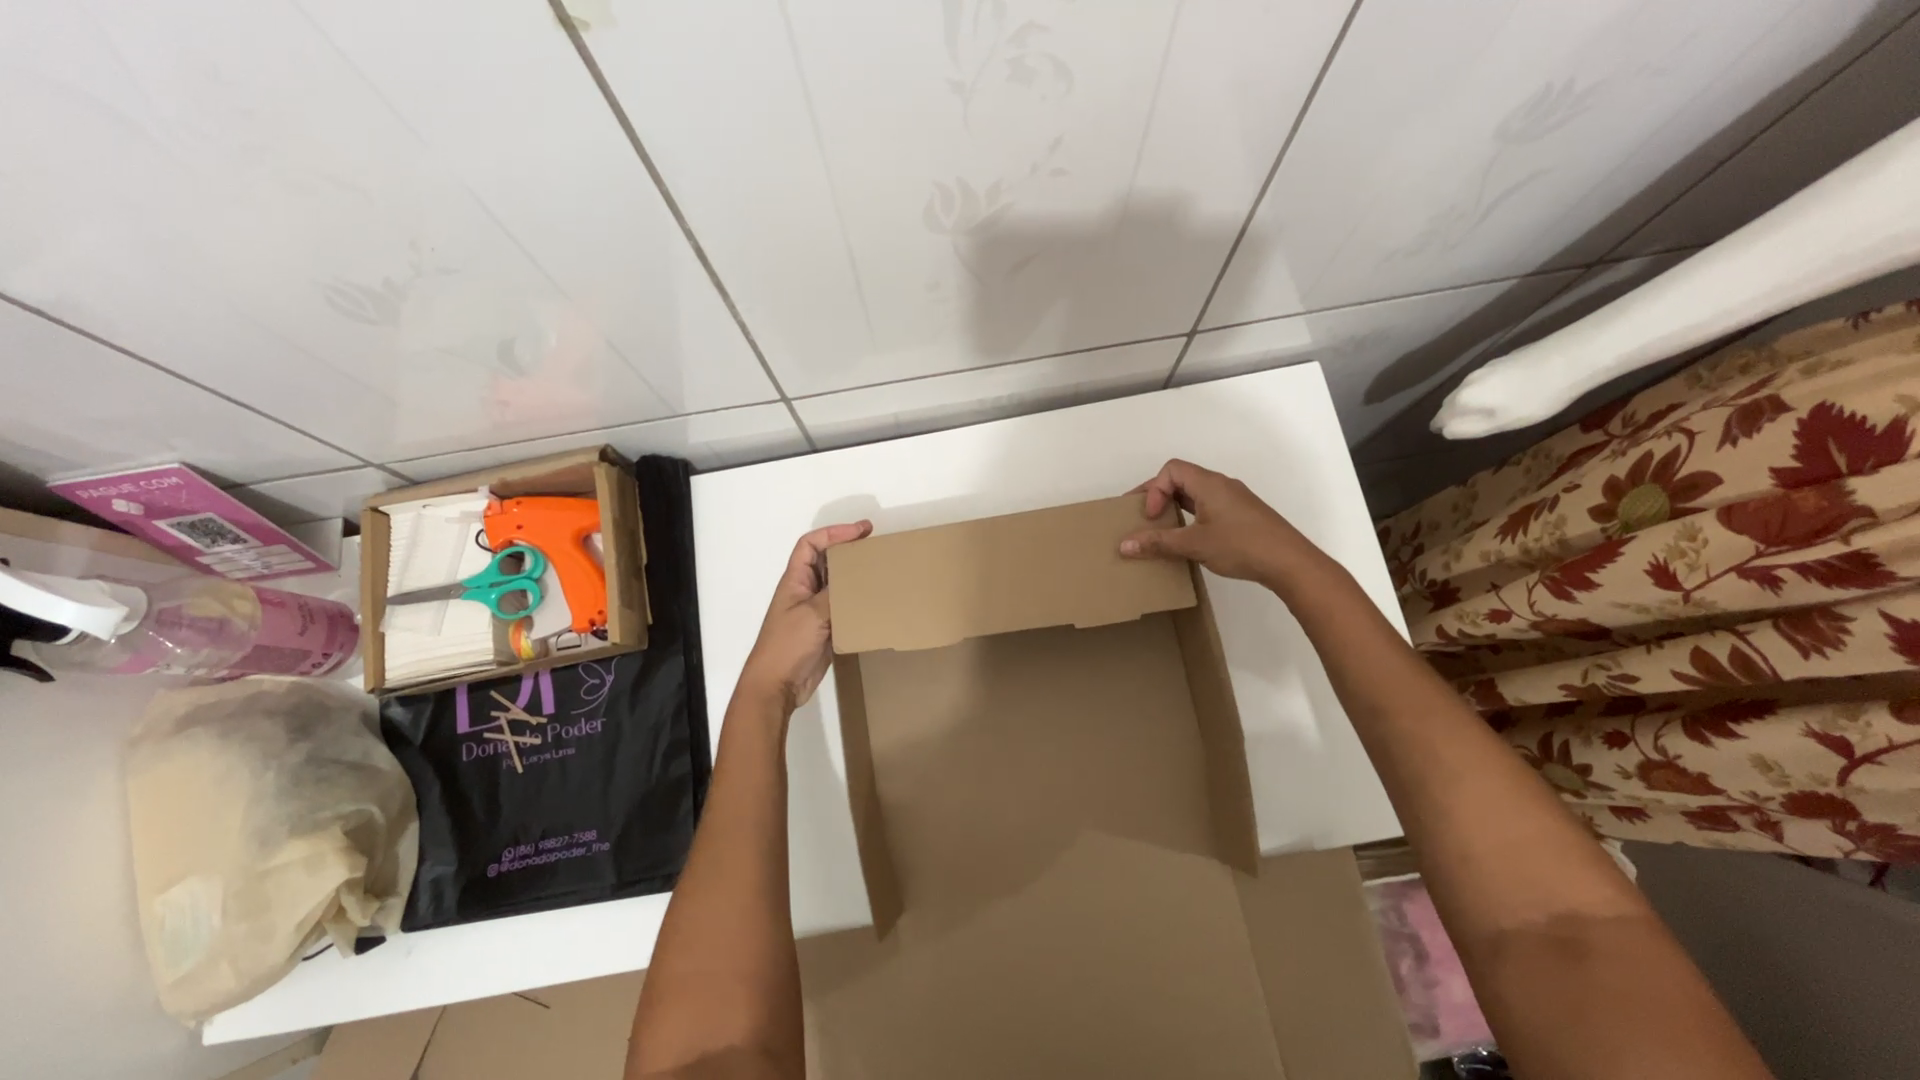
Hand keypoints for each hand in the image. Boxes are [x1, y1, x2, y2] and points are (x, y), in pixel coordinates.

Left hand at [737, 521, 872, 712]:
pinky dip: (858, 602)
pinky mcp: (825, 630)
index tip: (862, 531)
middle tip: (877, 548)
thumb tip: (858, 579)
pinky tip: (877, 603)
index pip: (811, 544)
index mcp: (795, 580)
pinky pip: (844, 608)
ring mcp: (814, 611)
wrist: (778, 684)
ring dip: (856, 577)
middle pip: (826, 561)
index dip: (834, 533)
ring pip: (837, 584)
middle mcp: (804, 591)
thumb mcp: (813, 614)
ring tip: (881, 572)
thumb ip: (836, 594)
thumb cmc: (788, 644)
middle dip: (849, 551)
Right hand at [1118, 459, 1316, 587]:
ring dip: (1176, 509)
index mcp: (1209, 483)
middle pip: (1182, 479)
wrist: (1289, 562)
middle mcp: (1222, 485)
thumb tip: (1124, 545)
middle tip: (1143, 520)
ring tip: (1162, 532)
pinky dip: (1192, 518)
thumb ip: (1158, 543)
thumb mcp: (1194, 544)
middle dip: (1159, 498)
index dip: (1154, 489)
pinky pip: (1209, 508)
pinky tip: (1190, 542)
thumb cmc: (1240, 545)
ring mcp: (1235, 501)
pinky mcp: (1243, 517)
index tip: (1152, 517)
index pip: (1171, 470)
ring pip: (1196, 495)